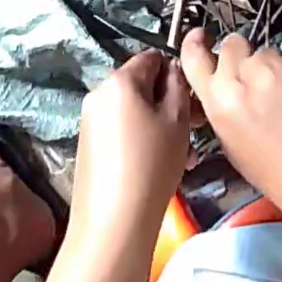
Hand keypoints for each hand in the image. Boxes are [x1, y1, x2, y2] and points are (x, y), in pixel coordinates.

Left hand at [68, 51, 193, 238]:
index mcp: (119, 80)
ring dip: (159, 124)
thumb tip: (174, 68)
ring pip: (134, 110)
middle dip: (169, 103)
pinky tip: (159, 165)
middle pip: (142, 85)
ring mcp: (90, 119)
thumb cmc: (151, 165)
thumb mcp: (176, 120)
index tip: (193, 98)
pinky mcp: (88, 144)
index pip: (152, 58)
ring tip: (182, 155)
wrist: (112, 224)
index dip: (176, 73)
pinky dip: (142, 138)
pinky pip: (121, 129)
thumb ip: (178, 85)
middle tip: (193, 130)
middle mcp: (99, 93)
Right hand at [180, 28, 281, 207]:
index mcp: (218, 98)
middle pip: (232, 44)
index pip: (194, 55)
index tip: (202, 37)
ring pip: (265, 51)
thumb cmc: (272, 170)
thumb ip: (223, 104)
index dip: (195, 43)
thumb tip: (227, 86)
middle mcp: (240, 75)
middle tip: (254, 76)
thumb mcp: (230, 140)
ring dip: (271, 66)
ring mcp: (271, 66)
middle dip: (240, 54)